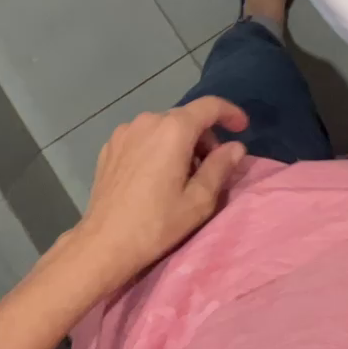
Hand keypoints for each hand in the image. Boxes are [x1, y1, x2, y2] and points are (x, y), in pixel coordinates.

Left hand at [59, 97, 250, 288]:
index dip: (230, 113)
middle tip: (211, 168)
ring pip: (163, 126)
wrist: (104, 242)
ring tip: (182, 176)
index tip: (242, 127)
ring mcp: (125, 131)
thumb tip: (236, 147)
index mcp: (173, 129)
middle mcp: (147, 120)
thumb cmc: (157, 223)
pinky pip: (143, 136)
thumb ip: (220, 167)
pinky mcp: (110, 144)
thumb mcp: (198, 201)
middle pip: (185, 117)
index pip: (209, 106)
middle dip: (204, 137)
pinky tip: (155, 176)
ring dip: (179, 142)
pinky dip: (157, 147)